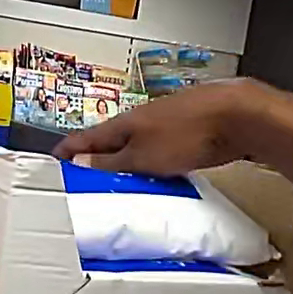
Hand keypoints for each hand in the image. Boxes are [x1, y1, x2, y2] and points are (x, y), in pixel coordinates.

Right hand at [52, 78, 292, 182]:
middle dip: (93, 154)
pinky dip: (146, 160)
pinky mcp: (187, 131)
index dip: (68, 149)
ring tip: (112, 177)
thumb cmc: (187, 134)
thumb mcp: (141, 156)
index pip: (86, 137)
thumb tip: (80, 161)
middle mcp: (141, 120)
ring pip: (134, 143)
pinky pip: (157, 148)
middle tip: (80, 172)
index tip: (54, 159)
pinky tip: (152, 173)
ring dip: (120, 158)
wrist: (238, 116)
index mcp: (124, 124)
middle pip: (109, 139)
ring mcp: (165, 124)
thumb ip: (110, 161)